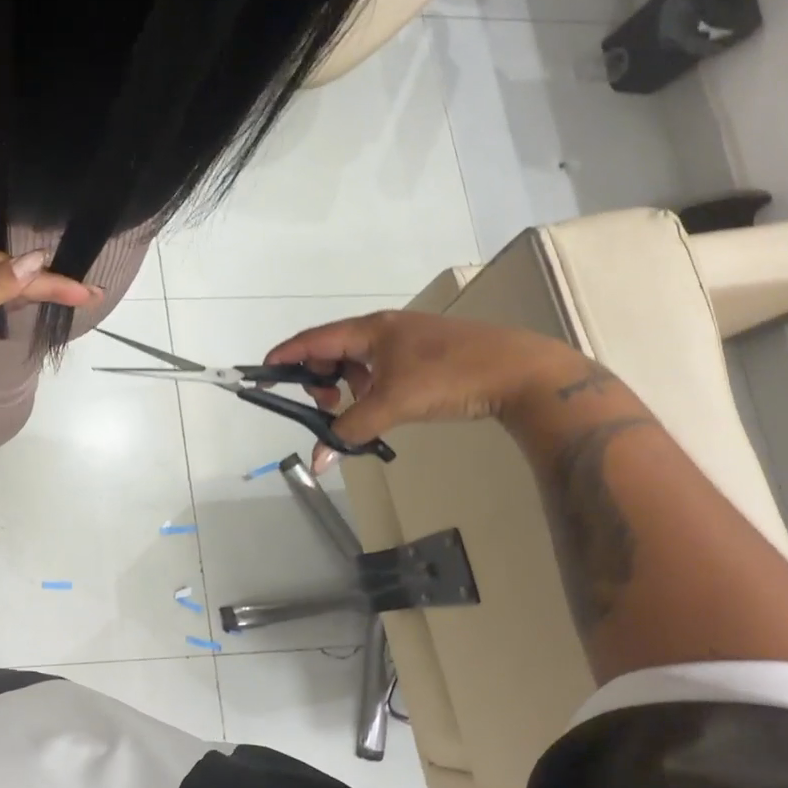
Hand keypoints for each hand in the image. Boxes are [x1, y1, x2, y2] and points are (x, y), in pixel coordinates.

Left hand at [0, 246, 101, 384]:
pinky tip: (4, 311)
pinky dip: (0, 302)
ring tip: (53, 298)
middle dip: (44, 283)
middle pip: (7, 273)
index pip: (18, 269)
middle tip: (81, 296)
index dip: (54, 282)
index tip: (90, 293)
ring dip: (23, 291)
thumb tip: (38, 257)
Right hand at [266, 311, 588, 470]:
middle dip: (319, 378)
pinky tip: (383, 407)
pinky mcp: (428, 354)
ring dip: (347, 386)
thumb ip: (350, 430)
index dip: (285, 356)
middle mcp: (386, 328)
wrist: (526, 373)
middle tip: (326, 407)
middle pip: (333, 350)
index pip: (314, 339)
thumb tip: (320, 459)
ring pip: (358, 361)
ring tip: (357, 411)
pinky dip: (370, 387)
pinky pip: (381, 368)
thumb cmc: (452, 377)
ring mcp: (409, 340)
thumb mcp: (393, 404)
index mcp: (372, 329)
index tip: (261, 373)